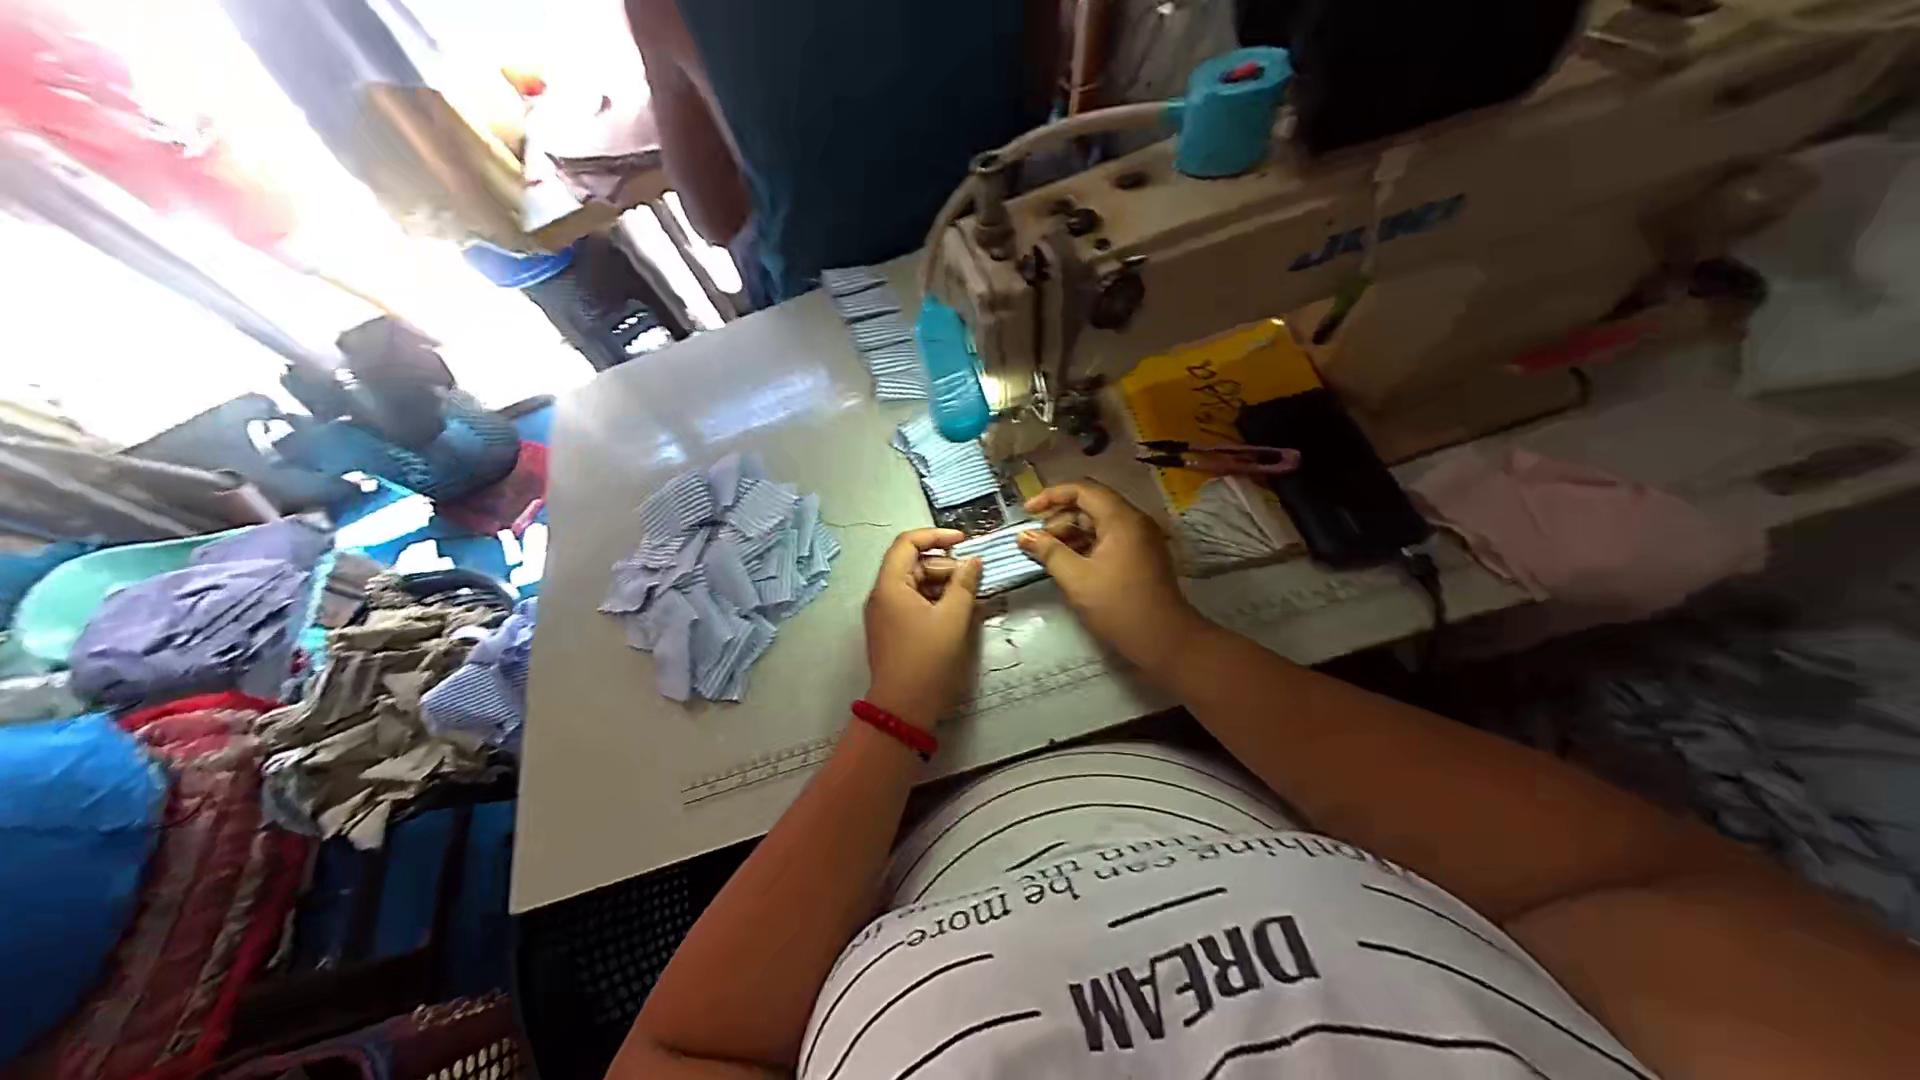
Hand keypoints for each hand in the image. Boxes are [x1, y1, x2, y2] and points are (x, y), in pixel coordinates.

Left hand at [863, 528, 983, 730]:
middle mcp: (881, 594)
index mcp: (890, 585)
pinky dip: (934, 601)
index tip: (964, 540)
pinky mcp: (891, 630)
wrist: (903, 709)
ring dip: (942, 584)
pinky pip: (913, 603)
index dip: (936, 535)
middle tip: (972, 579)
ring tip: (969, 597)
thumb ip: (964, 584)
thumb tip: (974, 561)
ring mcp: (884, 613)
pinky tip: (956, 612)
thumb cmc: (927, 660)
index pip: (907, 542)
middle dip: (944, 565)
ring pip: (915, 584)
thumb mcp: (952, 619)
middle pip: (912, 563)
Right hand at [1017, 481, 1204, 665]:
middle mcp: (1134, 520)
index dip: (1051, 496)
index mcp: (1121, 519)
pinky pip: (1109, 537)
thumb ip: (1048, 551)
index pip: (1082, 490)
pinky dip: (1087, 544)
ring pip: (1099, 522)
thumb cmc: (1118, 606)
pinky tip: (1069, 562)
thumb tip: (1024, 535)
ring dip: (1072, 532)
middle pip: (1091, 504)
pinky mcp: (1141, 554)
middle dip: (1060, 518)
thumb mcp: (1076, 579)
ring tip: (1049, 554)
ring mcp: (1141, 537)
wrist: (1164, 639)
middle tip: (1037, 541)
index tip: (1027, 511)